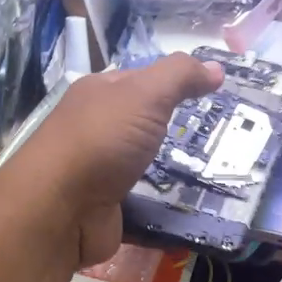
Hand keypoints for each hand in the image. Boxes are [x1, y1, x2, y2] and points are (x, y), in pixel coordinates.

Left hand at [0, 52, 222, 267]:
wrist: (60, 211)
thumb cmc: (101, 141)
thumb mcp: (145, 95)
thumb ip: (180, 78)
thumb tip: (216, 68)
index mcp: (100, 95)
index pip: (141, 82)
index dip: (174, 85)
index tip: (213, 98)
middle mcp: (97, 130)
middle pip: (144, 127)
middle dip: (177, 134)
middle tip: (221, 142)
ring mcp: (100, 173)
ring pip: (145, 169)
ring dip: (174, 175)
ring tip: (215, 180)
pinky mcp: (108, 211)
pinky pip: (144, 207)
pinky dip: (164, 211)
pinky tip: (192, 213)